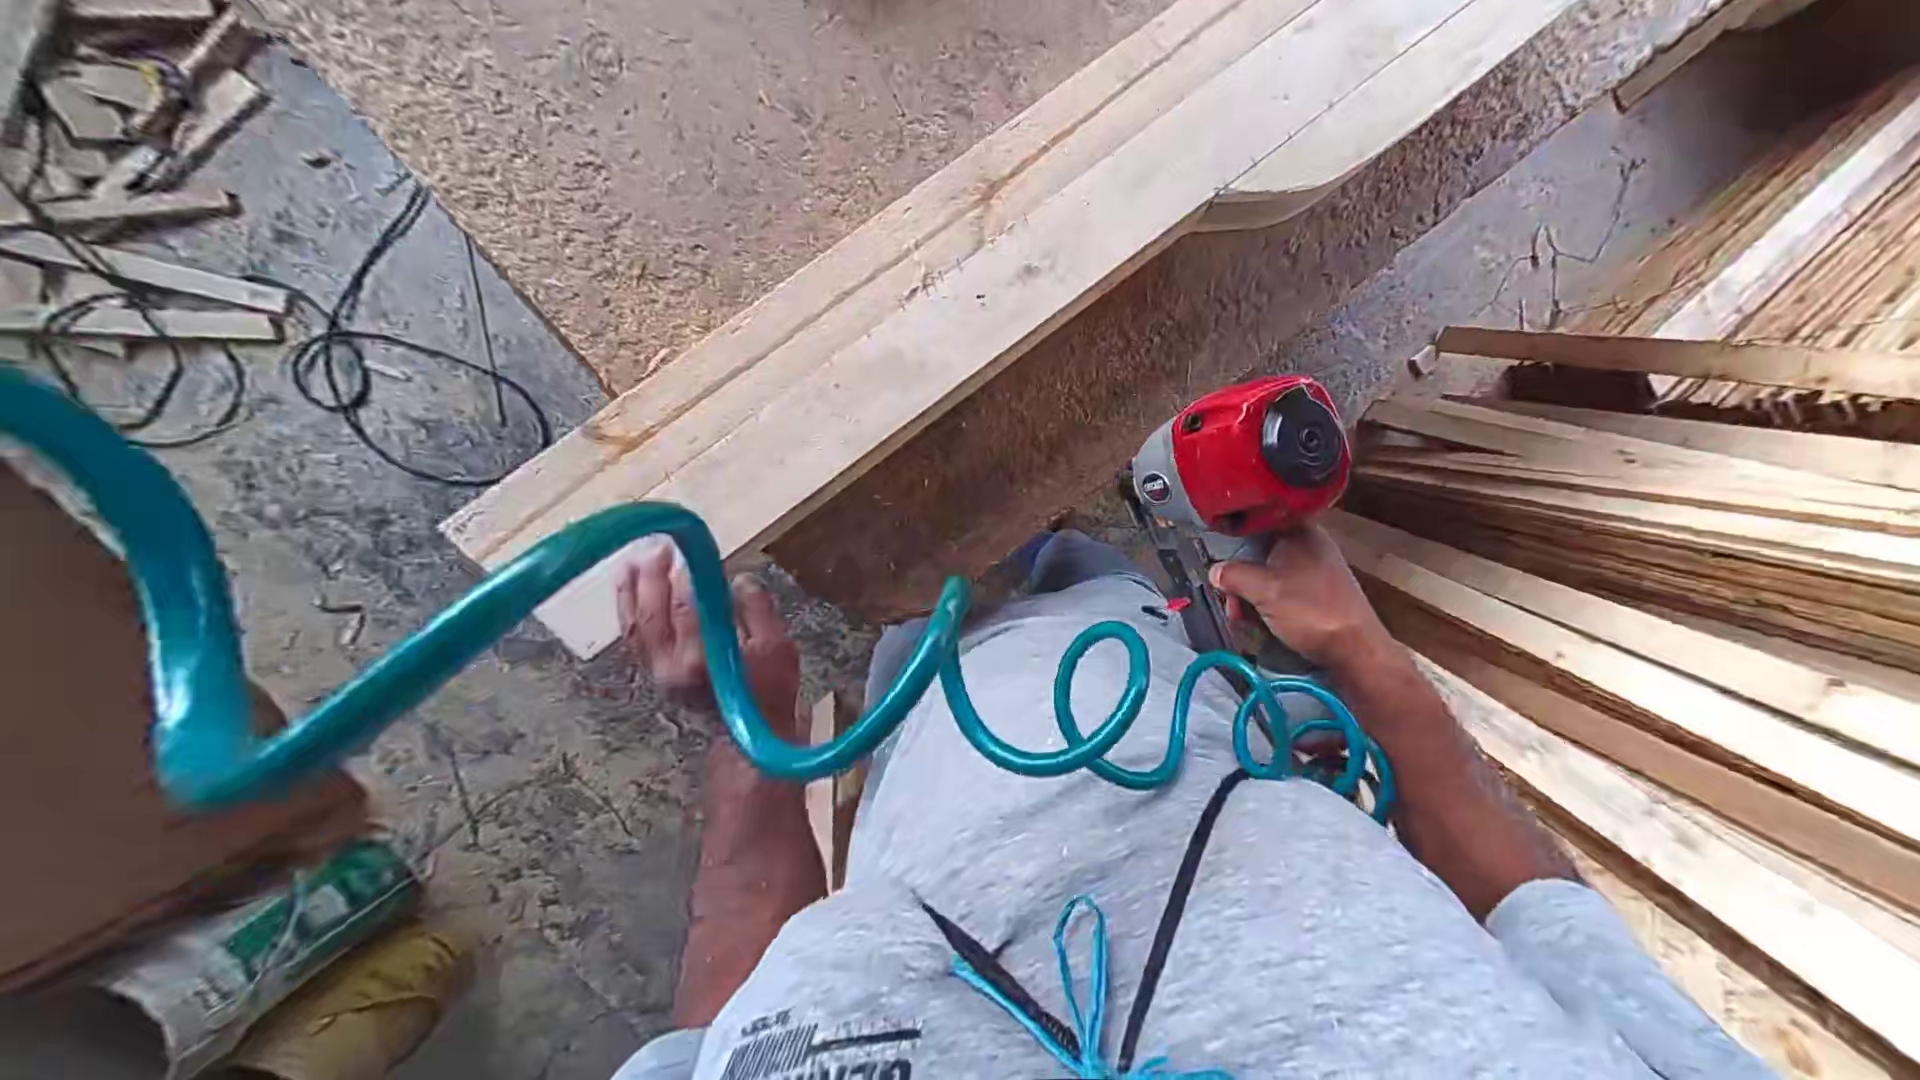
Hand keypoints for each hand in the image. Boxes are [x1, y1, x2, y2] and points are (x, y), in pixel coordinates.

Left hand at [617, 539, 802, 739]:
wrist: (751, 736)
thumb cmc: (768, 692)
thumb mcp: (776, 647)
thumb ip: (756, 609)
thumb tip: (736, 580)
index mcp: (701, 659)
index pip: (687, 607)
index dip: (690, 577)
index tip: (696, 554)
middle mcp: (669, 666)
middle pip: (651, 614)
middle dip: (653, 577)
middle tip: (660, 549)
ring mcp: (657, 672)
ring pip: (635, 625)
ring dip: (632, 590)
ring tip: (634, 561)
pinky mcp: (653, 673)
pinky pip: (634, 636)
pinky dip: (629, 609)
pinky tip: (630, 589)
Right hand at [1208, 524, 1392, 673]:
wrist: (1356, 651)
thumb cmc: (1310, 612)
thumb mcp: (1262, 590)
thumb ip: (1232, 575)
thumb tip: (1214, 571)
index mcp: (1300, 532)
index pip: (1257, 522)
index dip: (1231, 537)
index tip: (1213, 554)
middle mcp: (1309, 545)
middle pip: (1258, 551)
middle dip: (1237, 576)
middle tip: (1228, 598)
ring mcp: (1315, 569)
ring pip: (1267, 573)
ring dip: (1248, 594)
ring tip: (1241, 616)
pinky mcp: (1317, 592)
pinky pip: (1281, 589)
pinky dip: (1265, 602)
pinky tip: (1258, 620)